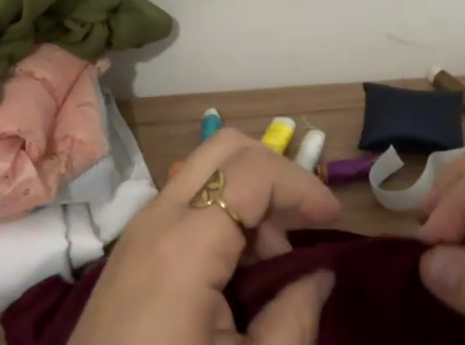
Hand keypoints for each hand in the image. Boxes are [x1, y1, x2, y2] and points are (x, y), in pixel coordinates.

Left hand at [70, 129, 342, 344]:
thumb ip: (294, 317)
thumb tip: (318, 274)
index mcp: (185, 244)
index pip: (255, 171)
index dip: (303, 185)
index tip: (333, 220)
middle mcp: (157, 218)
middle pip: (224, 146)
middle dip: (274, 172)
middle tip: (303, 223)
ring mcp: (138, 230)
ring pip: (204, 170)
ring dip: (249, 194)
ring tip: (272, 260)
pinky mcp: (131, 249)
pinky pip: (186, 200)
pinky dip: (223, 211)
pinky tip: (238, 268)